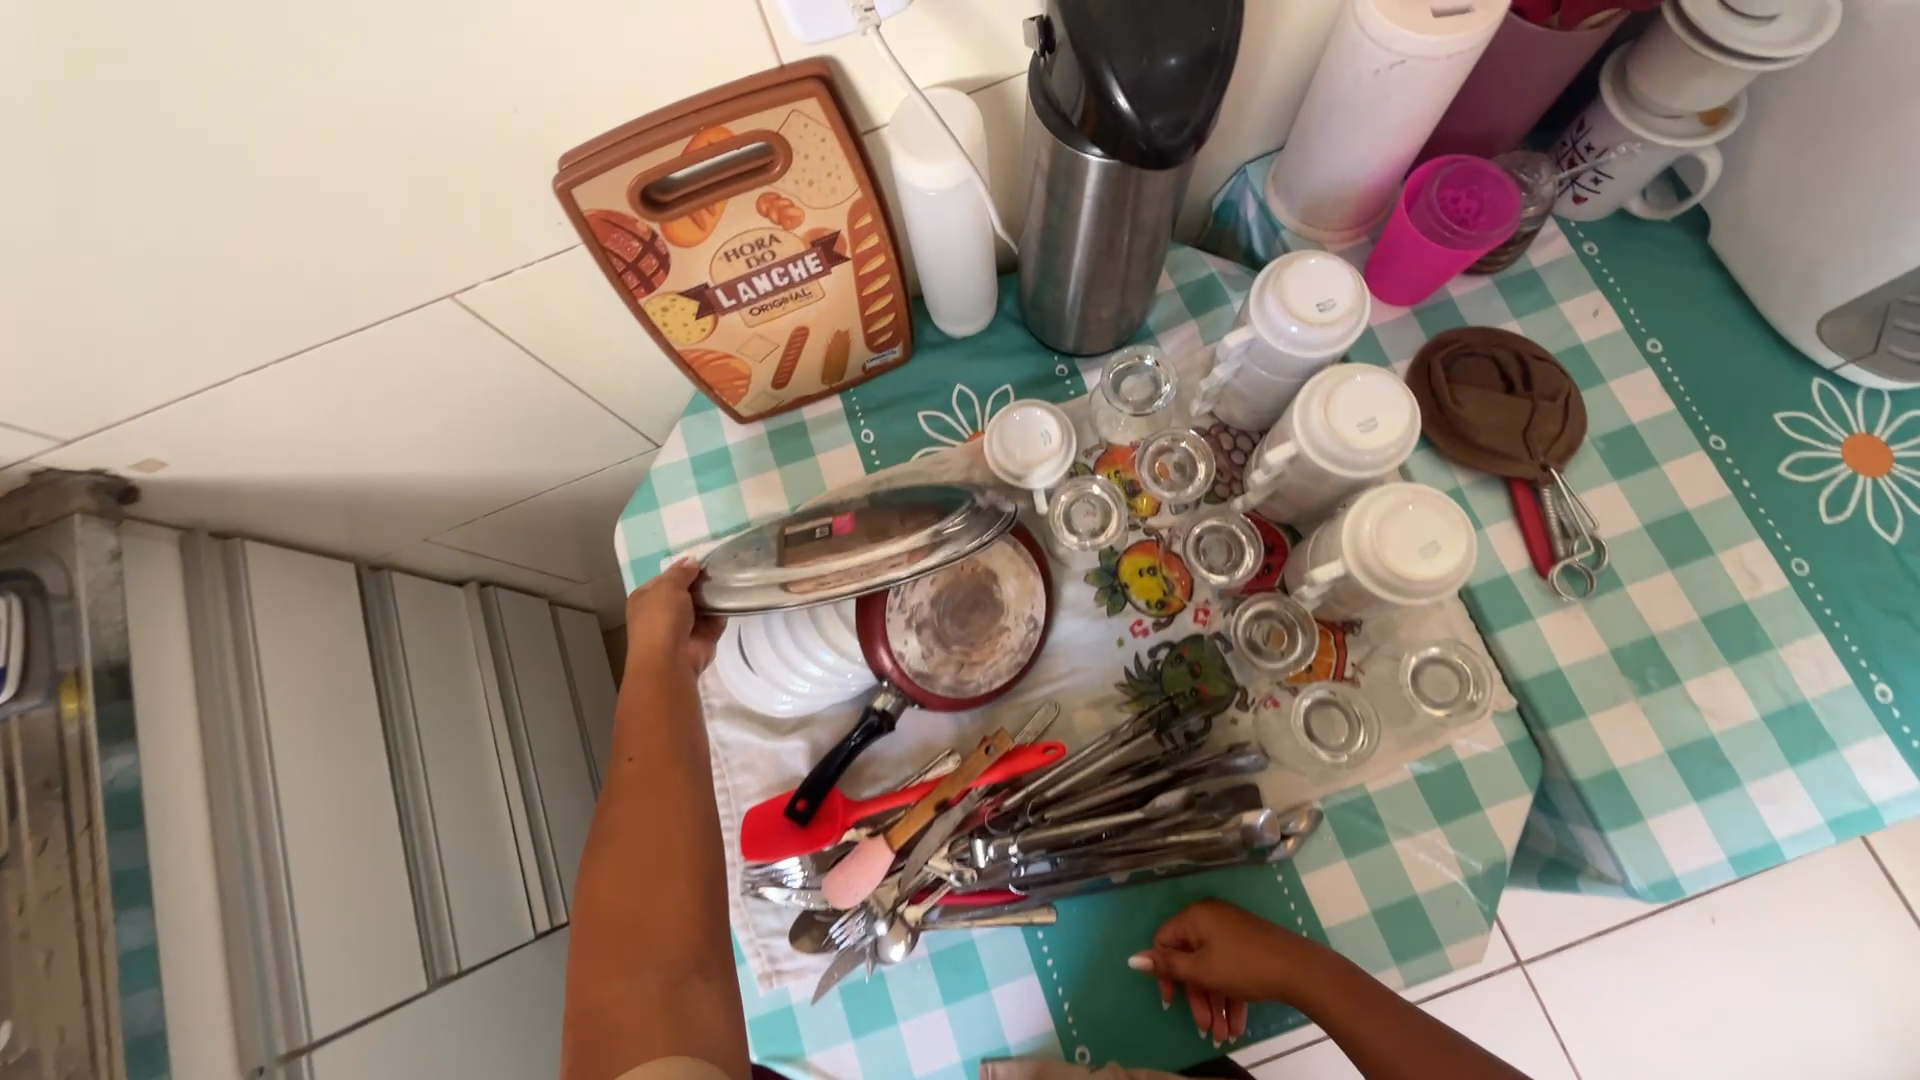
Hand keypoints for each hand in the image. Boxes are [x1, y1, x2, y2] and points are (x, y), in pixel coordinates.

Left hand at [625, 560, 725, 678]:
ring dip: (714, 594)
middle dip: (701, 581)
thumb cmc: (661, 618)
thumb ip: (681, 572)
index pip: (666, 578)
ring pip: (702, 604)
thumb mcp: (668, 586)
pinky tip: (735, 595)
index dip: (683, 568)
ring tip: (731, 576)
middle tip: (720, 566)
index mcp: (646, 598)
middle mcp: (663, 612)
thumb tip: (693, 560)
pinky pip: (716, 618)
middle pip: (686, 591)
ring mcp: (684, 625)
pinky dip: (724, 609)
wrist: (671, 659)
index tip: (703, 559)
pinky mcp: (704, 636)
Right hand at [1129, 899, 1325, 1045]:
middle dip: (1197, 998)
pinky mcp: (1248, 946)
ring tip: (1223, 1035)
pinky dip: (1230, 995)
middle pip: (1191, 959)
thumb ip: (1168, 966)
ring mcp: (1231, 932)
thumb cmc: (1243, 966)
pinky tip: (1237, 1025)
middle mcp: (1210, 919)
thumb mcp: (1202, 970)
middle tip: (1203, 1027)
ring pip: (1212, 969)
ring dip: (1214, 1003)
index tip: (1169, 1001)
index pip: (1165, 940)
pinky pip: (1229, 969)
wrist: (1298, 970)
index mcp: (1194, 917)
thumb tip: (1133, 959)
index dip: (1164, 972)